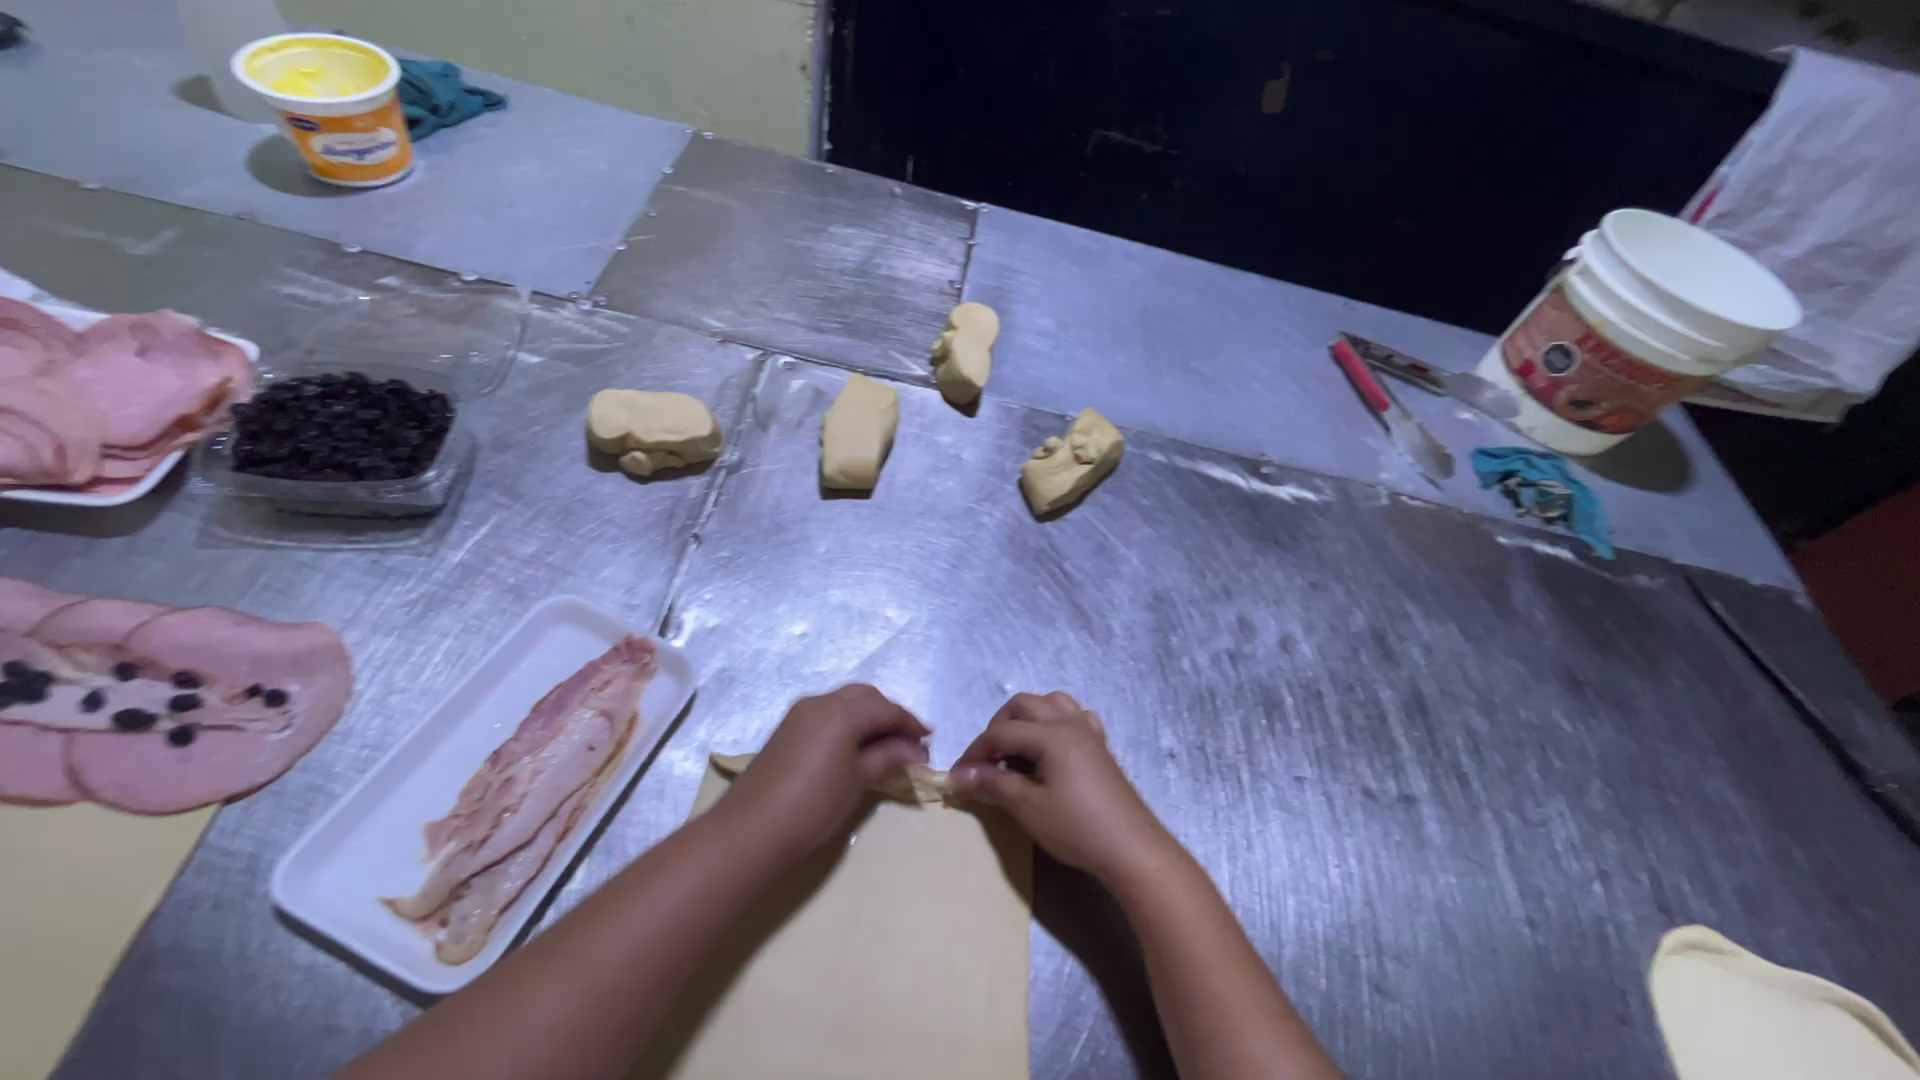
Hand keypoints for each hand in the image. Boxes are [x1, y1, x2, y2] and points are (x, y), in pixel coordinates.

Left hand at [716, 684, 929, 853]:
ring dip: (868, 718)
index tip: (929, 742)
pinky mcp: (787, 730)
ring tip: (886, 747)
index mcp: (841, 711)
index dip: (910, 724)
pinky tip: (857, 748)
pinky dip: (848, 724)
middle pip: (865, 697)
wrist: (750, 830)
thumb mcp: (857, 781)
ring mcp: (799, 714)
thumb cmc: (812, 805)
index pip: (886, 708)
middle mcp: (820, 702)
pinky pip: (827, 715)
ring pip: (844, 703)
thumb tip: (916, 750)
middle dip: (890, 715)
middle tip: (909, 743)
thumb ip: (887, 758)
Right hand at [951, 692, 1178, 885]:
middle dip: (998, 727)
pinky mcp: (1100, 747)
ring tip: (1016, 751)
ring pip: (1051, 703)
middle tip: (988, 761)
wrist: (1131, 849)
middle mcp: (1070, 723)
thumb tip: (960, 775)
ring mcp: (1089, 732)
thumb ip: (993, 784)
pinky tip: (1051, 750)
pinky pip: (1074, 717)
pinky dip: (1055, 723)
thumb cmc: (1077, 828)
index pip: (1001, 732)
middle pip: (1023, 705)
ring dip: (1026, 719)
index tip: (958, 777)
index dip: (975, 752)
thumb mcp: (1028, 808)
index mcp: (1051, 734)